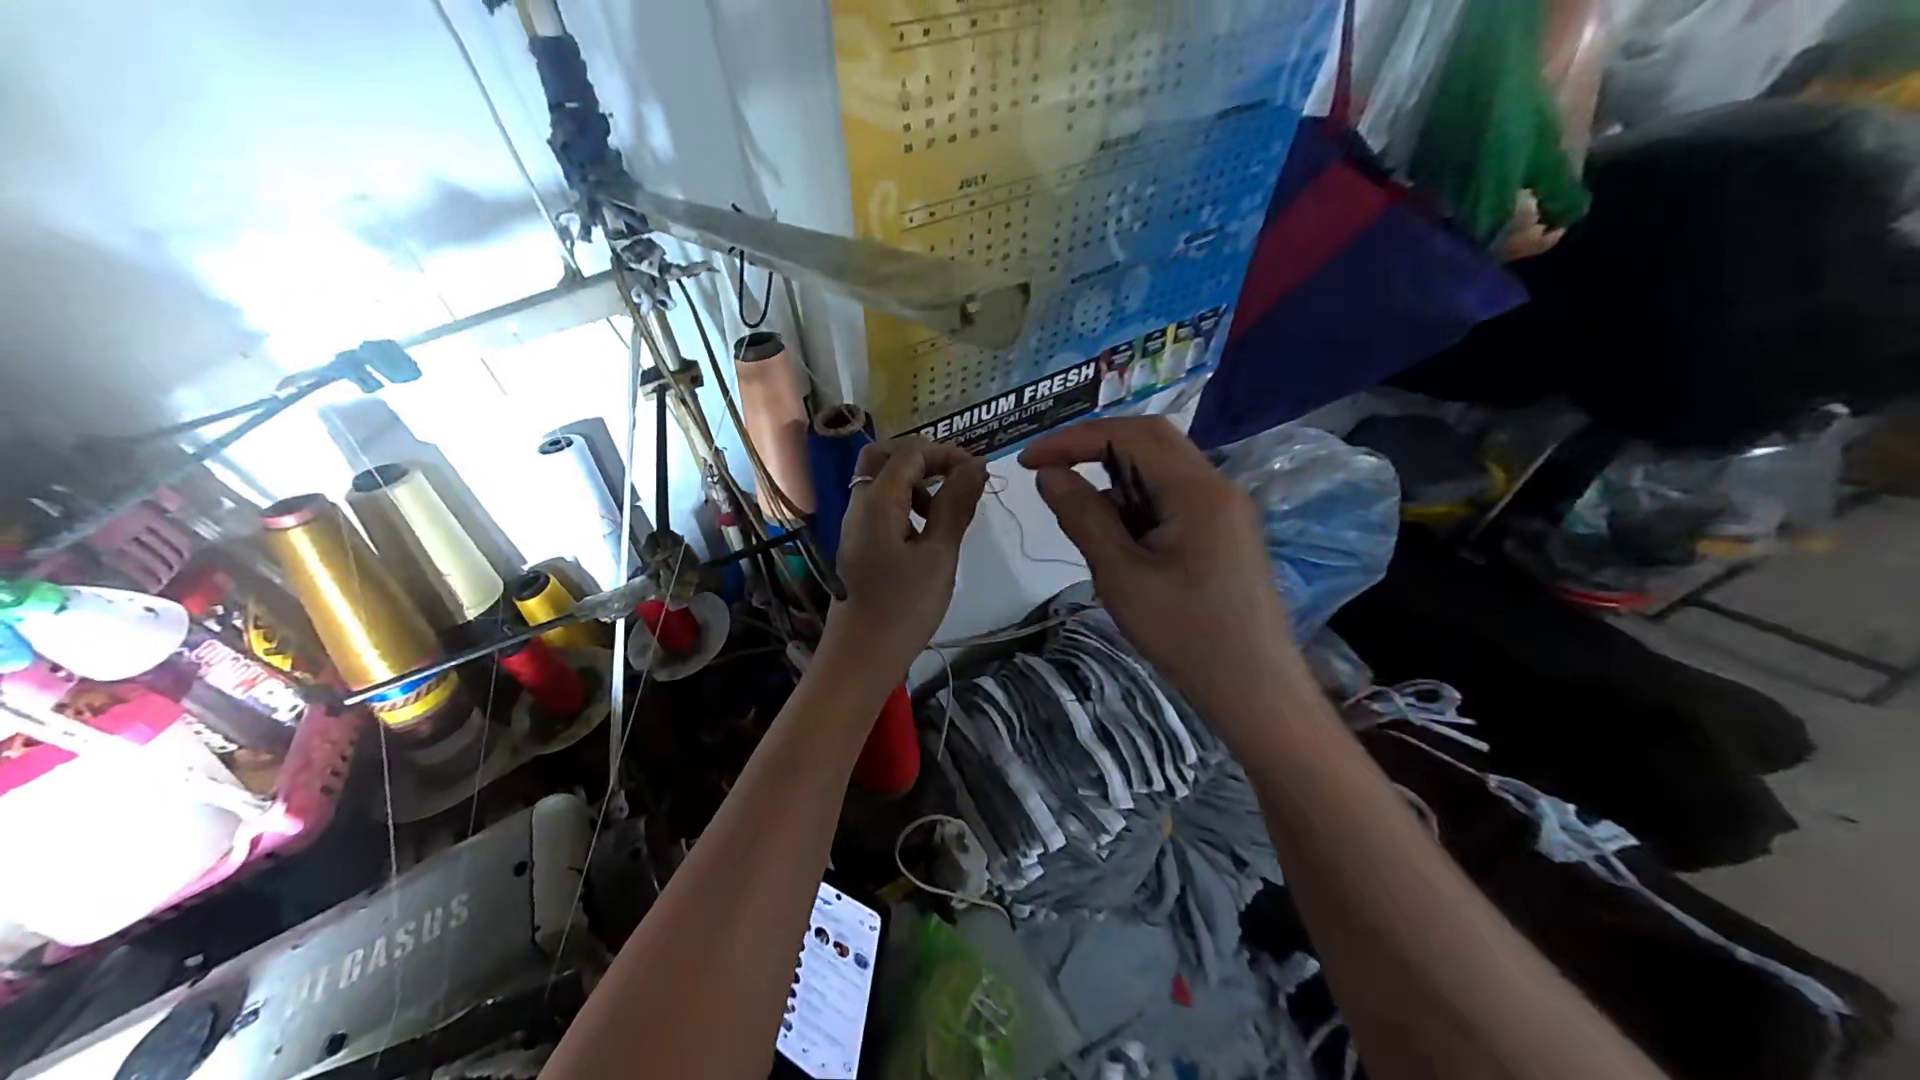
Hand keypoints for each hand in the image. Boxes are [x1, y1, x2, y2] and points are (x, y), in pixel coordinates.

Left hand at [826, 438, 986, 672]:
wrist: (862, 655)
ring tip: (945, 510)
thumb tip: (976, 465)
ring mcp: (856, 524)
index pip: (909, 453)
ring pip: (881, 481)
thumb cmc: (905, 605)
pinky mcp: (860, 543)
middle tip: (955, 478)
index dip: (945, 453)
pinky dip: (906, 503)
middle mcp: (859, 504)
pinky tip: (928, 531)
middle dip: (923, 459)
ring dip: (915, 482)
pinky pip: (881, 506)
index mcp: (876, 501)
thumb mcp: (939, 553)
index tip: (977, 472)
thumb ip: (956, 505)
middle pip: (884, 456)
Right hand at [1020, 417, 1309, 729]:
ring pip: (1159, 471)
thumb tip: (1049, 474)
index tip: (1029, 459)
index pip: (1130, 435)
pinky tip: (1118, 543)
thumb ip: (1083, 517)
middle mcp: (1215, 485)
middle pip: (1149, 442)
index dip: (1073, 439)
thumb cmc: (1186, 634)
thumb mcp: (1122, 576)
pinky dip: (1135, 506)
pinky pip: (1171, 499)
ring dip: (1114, 482)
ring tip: (1084, 523)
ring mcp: (1223, 508)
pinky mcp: (1222, 531)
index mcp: (1197, 490)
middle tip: (1049, 473)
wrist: (1255, 688)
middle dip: (1093, 450)